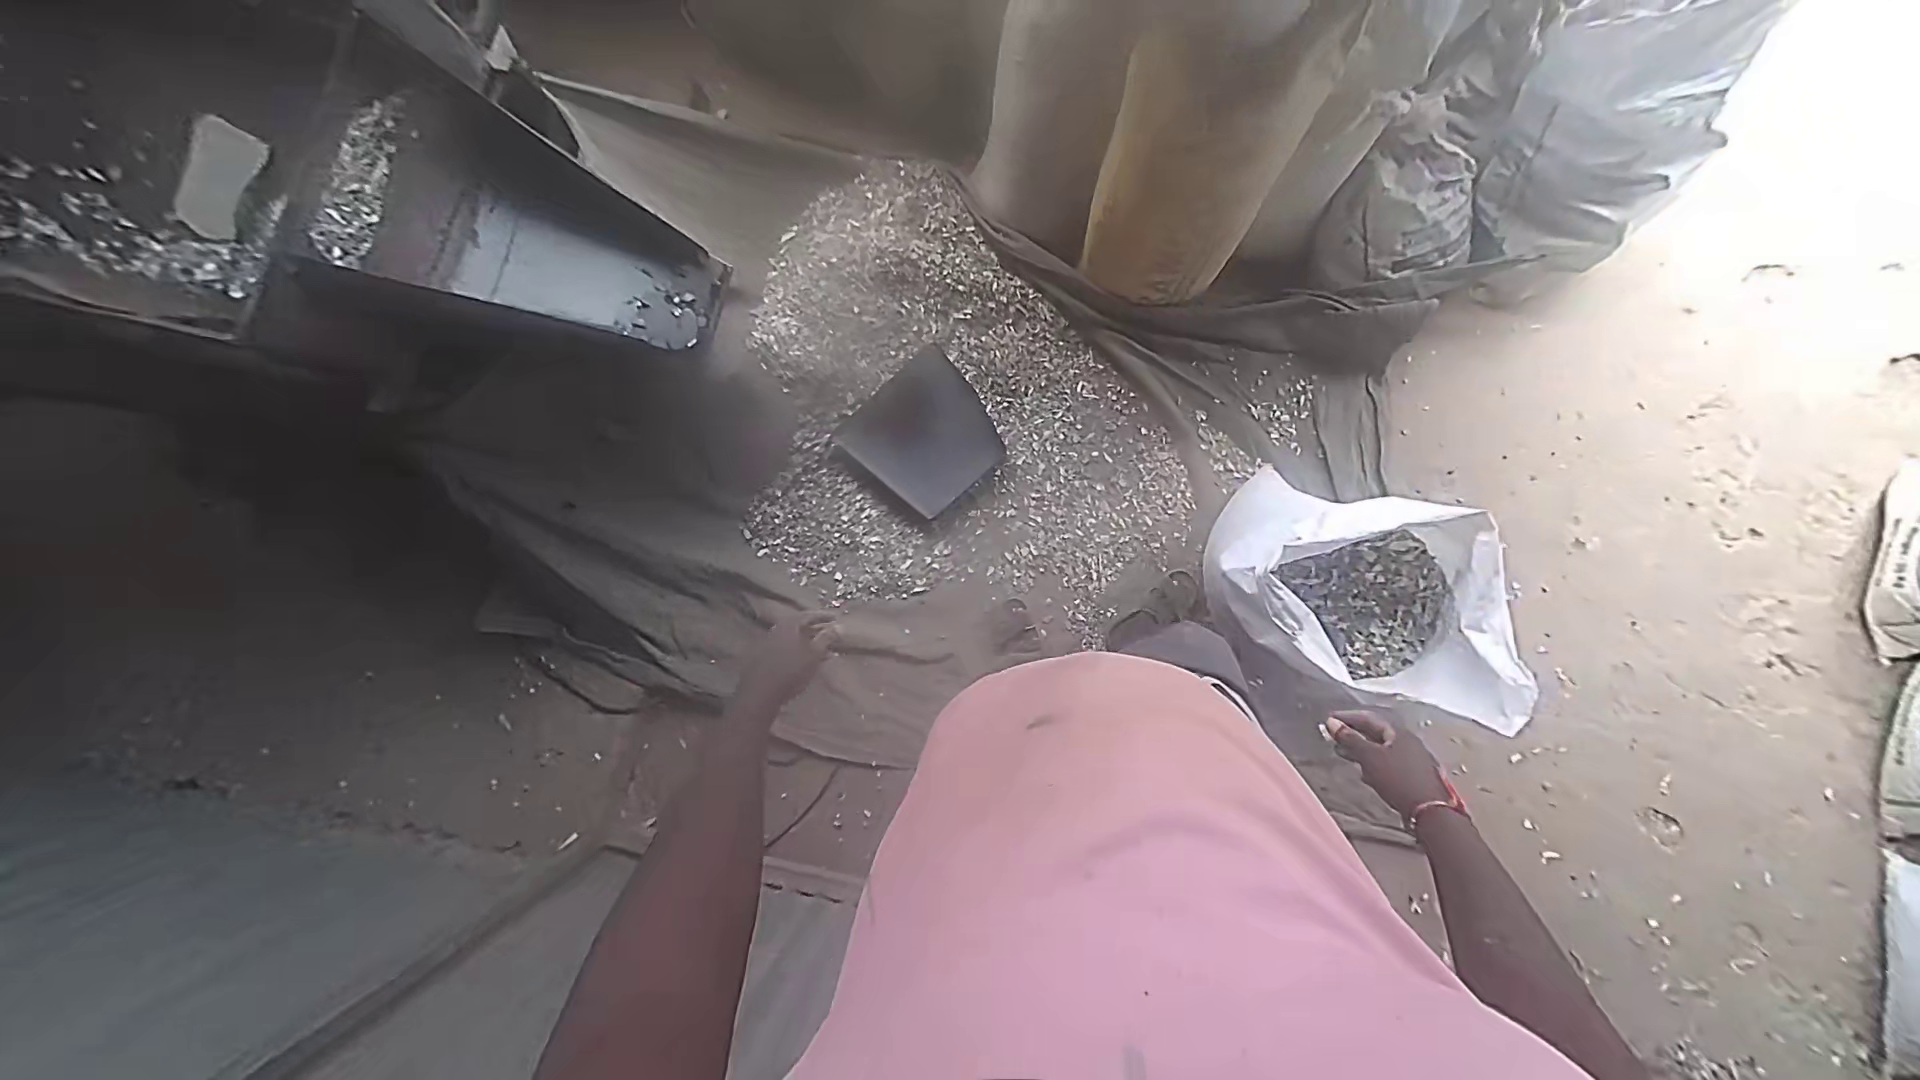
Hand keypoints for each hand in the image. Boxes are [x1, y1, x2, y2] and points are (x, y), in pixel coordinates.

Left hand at [734, 611, 839, 714]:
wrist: (761, 693)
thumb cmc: (792, 671)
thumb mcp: (814, 655)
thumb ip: (826, 639)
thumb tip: (838, 627)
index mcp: (789, 625)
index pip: (809, 615)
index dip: (823, 616)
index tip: (835, 618)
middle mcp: (776, 630)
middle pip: (798, 626)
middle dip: (814, 629)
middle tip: (828, 634)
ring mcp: (767, 643)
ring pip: (791, 638)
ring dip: (805, 641)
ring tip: (818, 649)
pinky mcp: (762, 657)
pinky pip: (784, 648)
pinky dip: (795, 650)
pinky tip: (802, 660)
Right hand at [1324, 710, 1452, 819]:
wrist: (1430, 812)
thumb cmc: (1397, 779)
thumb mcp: (1369, 756)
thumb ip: (1350, 739)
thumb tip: (1332, 723)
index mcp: (1398, 733)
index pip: (1369, 718)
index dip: (1347, 717)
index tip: (1329, 719)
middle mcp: (1407, 743)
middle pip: (1375, 733)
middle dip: (1352, 734)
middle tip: (1333, 736)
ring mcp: (1412, 760)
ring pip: (1381, 749)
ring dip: (1360, 750)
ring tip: (1342, 752)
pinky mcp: (1412, 776)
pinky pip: (1387, 763)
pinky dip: (1372, 763)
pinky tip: (1363, 771)